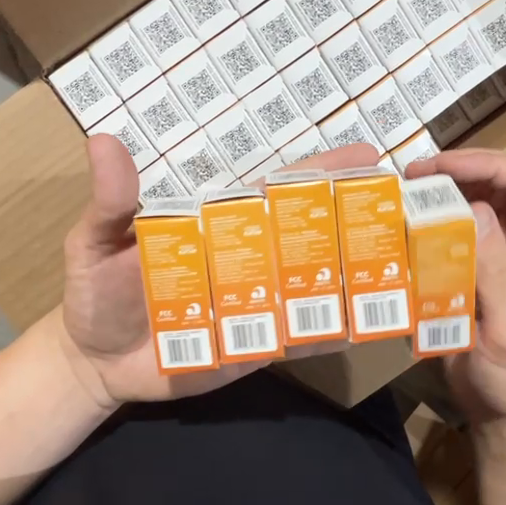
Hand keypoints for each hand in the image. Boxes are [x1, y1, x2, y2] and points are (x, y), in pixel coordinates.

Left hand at [59, 135, 380, 406]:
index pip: (274, 192)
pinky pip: (303, 336)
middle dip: (359, 220)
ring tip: (412, 262)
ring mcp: (257, 304)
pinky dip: (337, 330)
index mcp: (216, 224)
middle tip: (410, 211)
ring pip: (316, 283)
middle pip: (310, 234)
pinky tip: (377, 321)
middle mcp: (248, 259)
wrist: (94, 363)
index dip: (319, 173)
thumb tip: (103, 142)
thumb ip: (111, 201)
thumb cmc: (96, 293)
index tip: (368, 156)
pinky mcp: (257, 346)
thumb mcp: (96, 242)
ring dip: (360, 272)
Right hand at [403, 149, 505, 428]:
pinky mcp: (480, 271)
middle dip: (460, 172)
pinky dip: (433, 223)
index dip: (489, 164)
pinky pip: (459, 233)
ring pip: (479, 203)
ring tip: (405, 194)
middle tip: (412, 176)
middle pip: (503, 184)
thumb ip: (494, 269)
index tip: (440, 168)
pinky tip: (407, 225)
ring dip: (443, 194)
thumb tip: (471, 209)